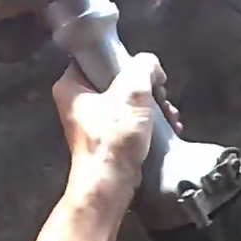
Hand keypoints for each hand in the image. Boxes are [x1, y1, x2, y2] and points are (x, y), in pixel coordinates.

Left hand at [52, 55, 178, 197]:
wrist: (111, 183)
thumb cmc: (114, 137)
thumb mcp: (133, 90)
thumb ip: (144, 67)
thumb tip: (152, 67)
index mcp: (70, 85)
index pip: (97, 57)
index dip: (124, 61)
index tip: (144, 72)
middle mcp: (78, 104)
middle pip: (118, 82)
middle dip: (147, 91)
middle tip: (161, 98)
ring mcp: (93, 125)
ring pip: (129, 104)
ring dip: (154, 108)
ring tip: (170, 117)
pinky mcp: (108, 142)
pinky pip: (131, 124)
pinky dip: (149, 125)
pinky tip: (167, 129)